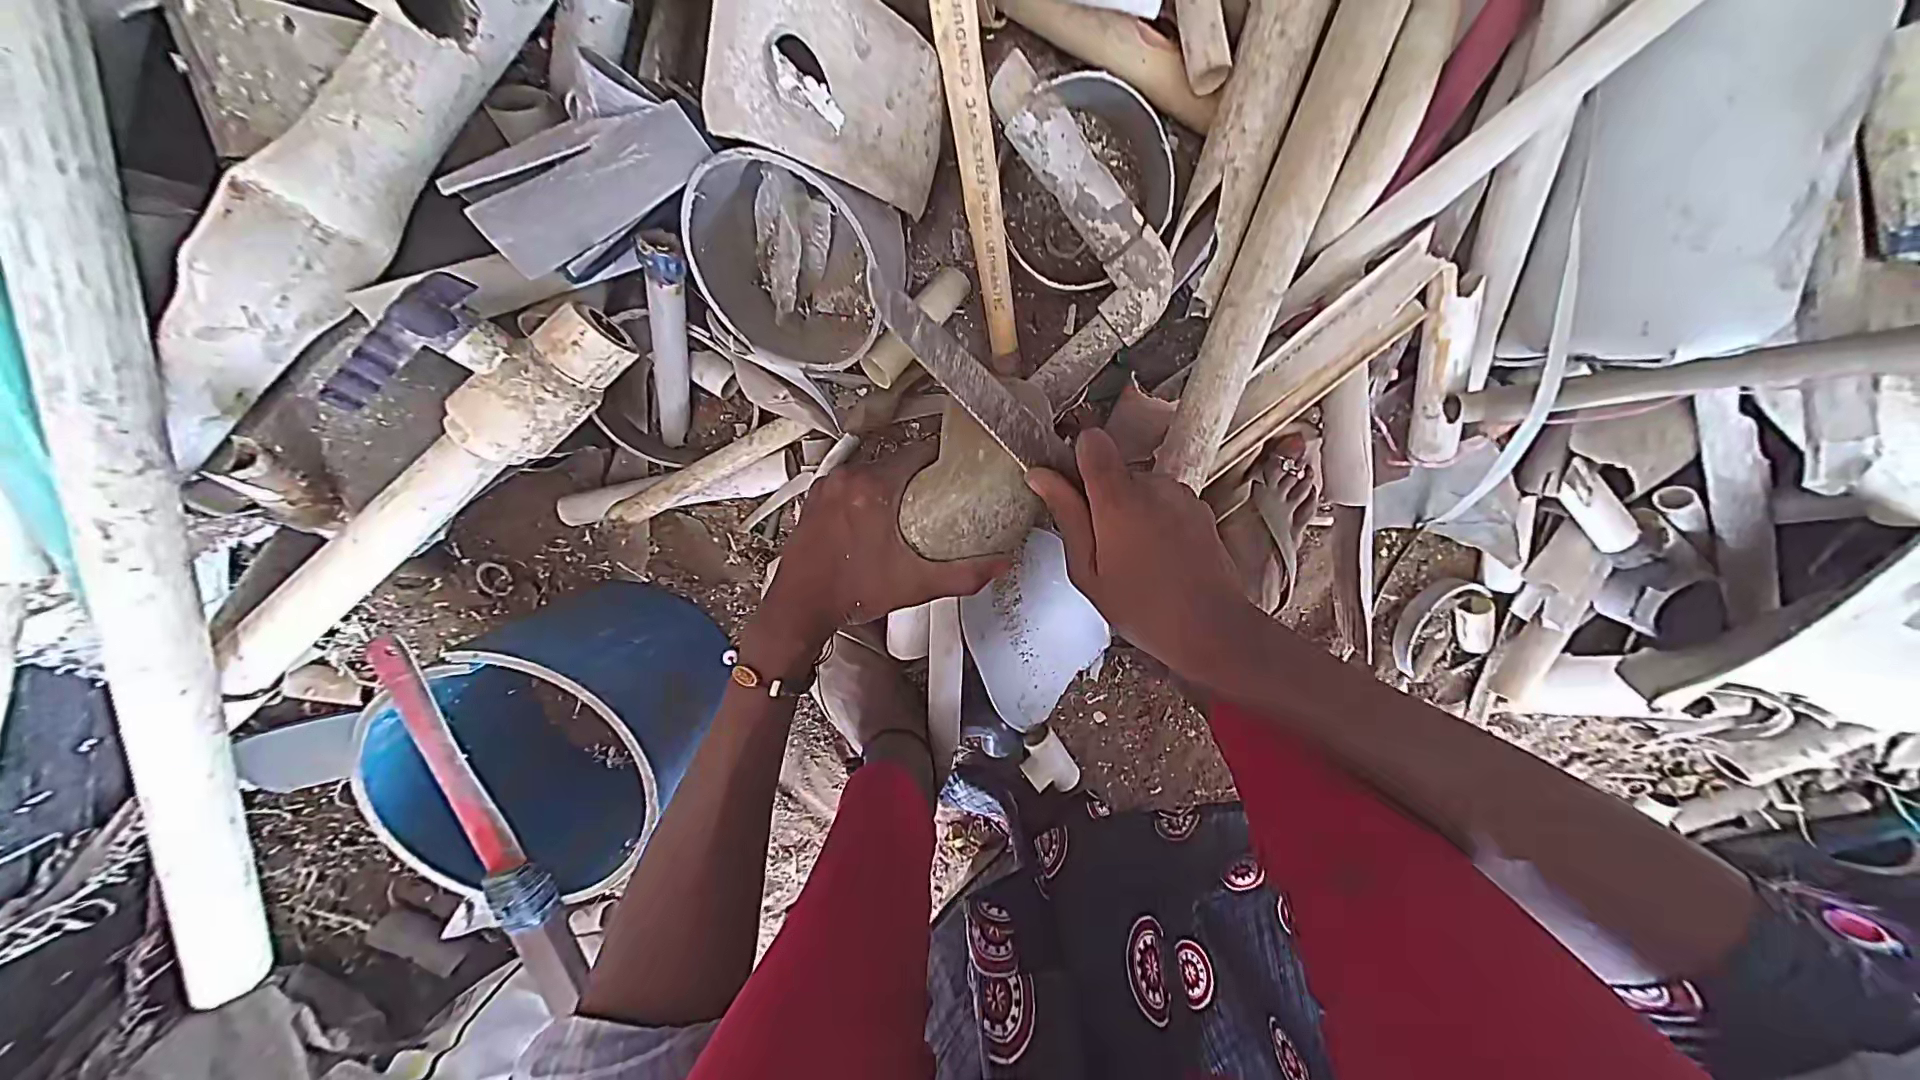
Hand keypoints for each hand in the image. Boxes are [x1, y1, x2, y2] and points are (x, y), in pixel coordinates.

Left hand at [759, 441, 1009, 645]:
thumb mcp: (916, 585)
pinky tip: (876, 513)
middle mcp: (847, 481)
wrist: (800, 606)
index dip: (942, 457)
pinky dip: (865, 491)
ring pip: (871, 470)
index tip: (955, 466)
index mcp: (873, 490)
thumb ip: (963, 575)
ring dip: (891, 481)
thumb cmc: (846, 594)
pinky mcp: (815, 497)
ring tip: (910, 503)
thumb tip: (995, 565)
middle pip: (895, 460)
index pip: (918, 452)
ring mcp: (828, 487)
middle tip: (937, 492)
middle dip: (918, 474)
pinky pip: (849, 482)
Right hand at [1026, 428, 1255, 679]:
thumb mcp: (1087, 570)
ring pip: (1139, 486)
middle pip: (1115, 470)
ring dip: (1130, 510)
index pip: (1093, 442)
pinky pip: (1163, 501)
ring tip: (1134, 558)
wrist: (1212, 627)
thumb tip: (1040, 474)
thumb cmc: (1142, 607)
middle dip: (1102, 498)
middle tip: (1103, 547)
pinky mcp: (1200, 507)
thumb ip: (1066, 514)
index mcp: (1119, 498)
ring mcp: (1181, 494)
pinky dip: (1155, 519)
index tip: (1072, 492)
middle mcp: (1154, 484)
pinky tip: (1159, 558)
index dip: (1077, 460)